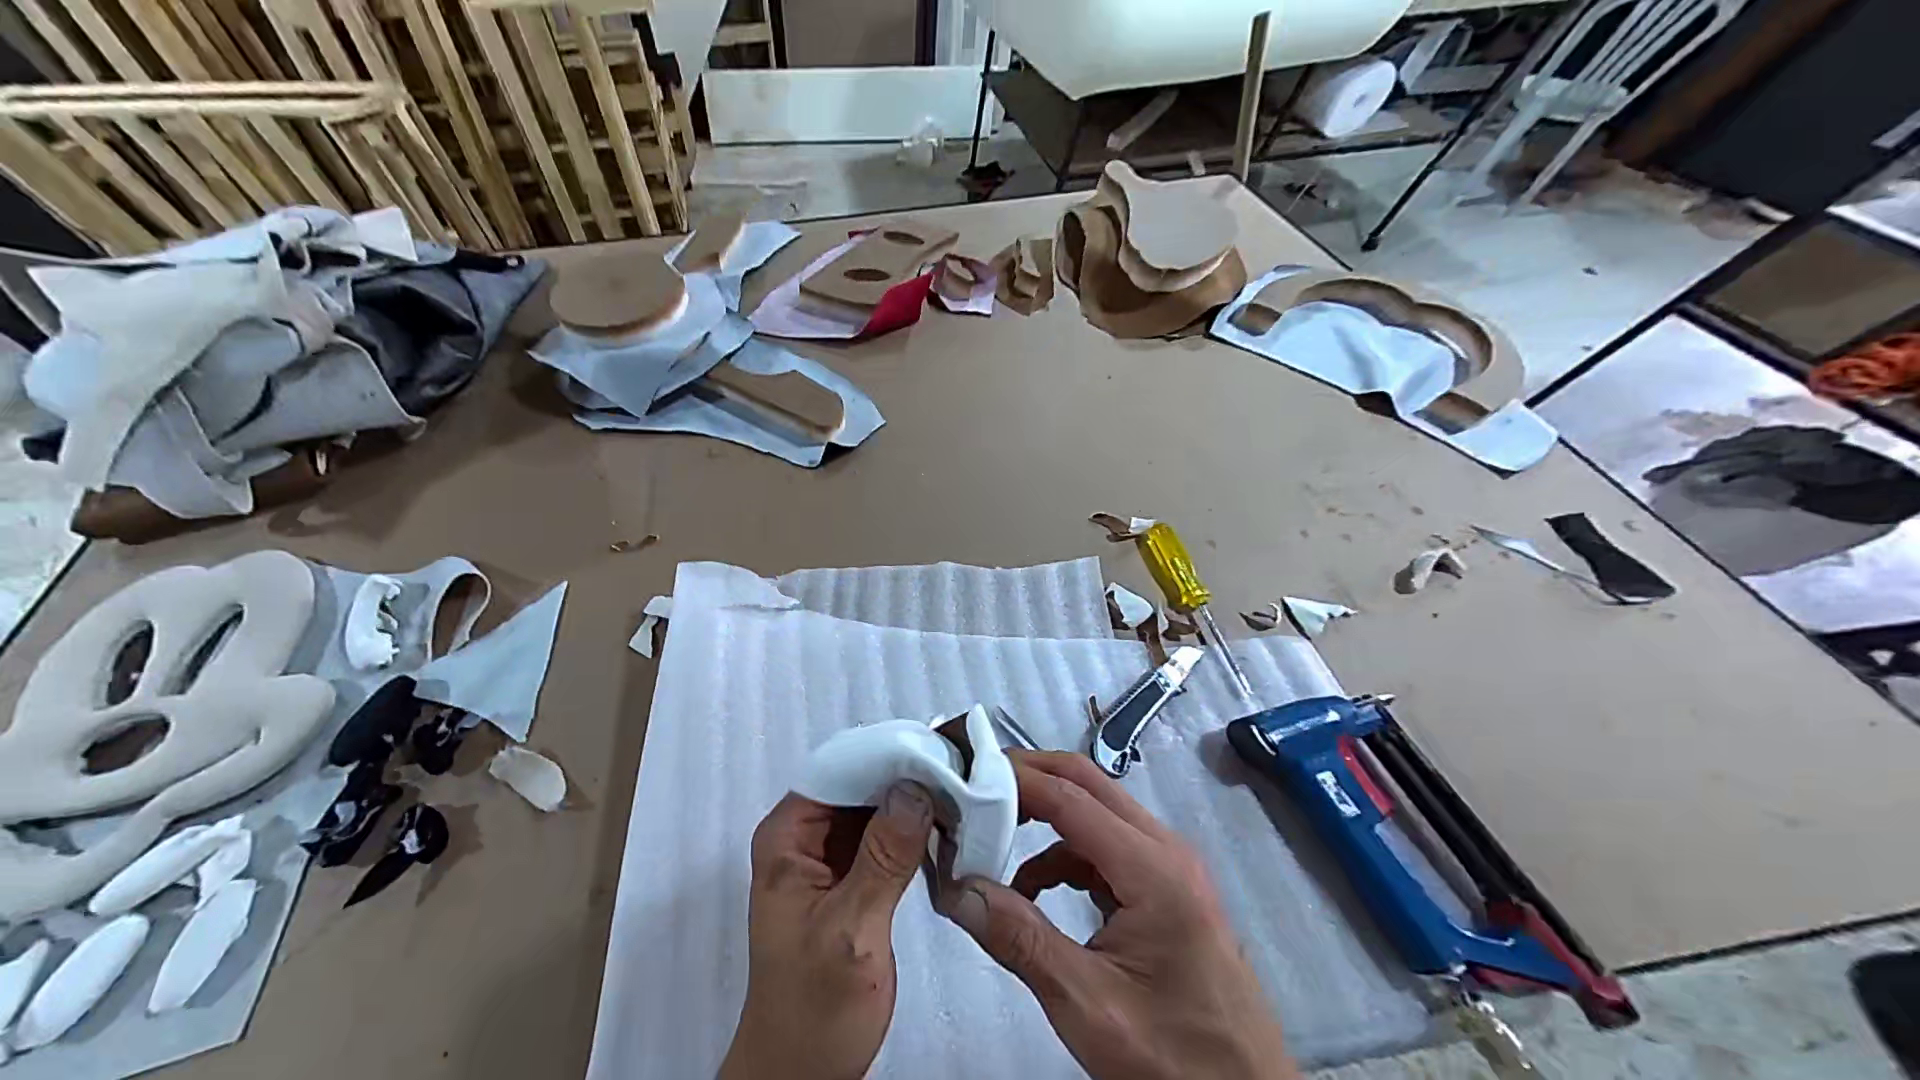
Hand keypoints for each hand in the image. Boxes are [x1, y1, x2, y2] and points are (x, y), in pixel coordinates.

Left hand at [719, 784, 934, 1079]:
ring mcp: (831, 852)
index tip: (936, 753)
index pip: (838, 768)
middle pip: (860, 779)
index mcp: (788, 838)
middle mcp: (806, 835)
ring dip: (916, 796)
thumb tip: (915, 789)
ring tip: (962, 788)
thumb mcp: (850, 931)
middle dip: (907, 772)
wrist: (803, 1069)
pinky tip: (949, 822)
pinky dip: (917, 824)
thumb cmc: (812, 1011)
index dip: (886, 755)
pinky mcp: (856, 871)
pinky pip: (888, 830)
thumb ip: (882, 858)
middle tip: (960, 769)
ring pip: (877, 802)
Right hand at [942, 751, 1297, 1079]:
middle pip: (1086, 784)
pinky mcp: (1164, 888)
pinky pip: (1104, 849)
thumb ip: (1021, 941)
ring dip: (1043, 819)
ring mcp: (1168, 866)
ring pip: (1094, 814)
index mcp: (1153, 867)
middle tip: (974, 786)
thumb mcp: (1088, 1005)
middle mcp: (1164, 849)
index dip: (1016, 779)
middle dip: (1028, 778)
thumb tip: (958, 889)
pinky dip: (1063, 856)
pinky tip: (1033, 893)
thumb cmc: (1174, 1055)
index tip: (967, 776)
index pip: (1070, 796)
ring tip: (991, 840)